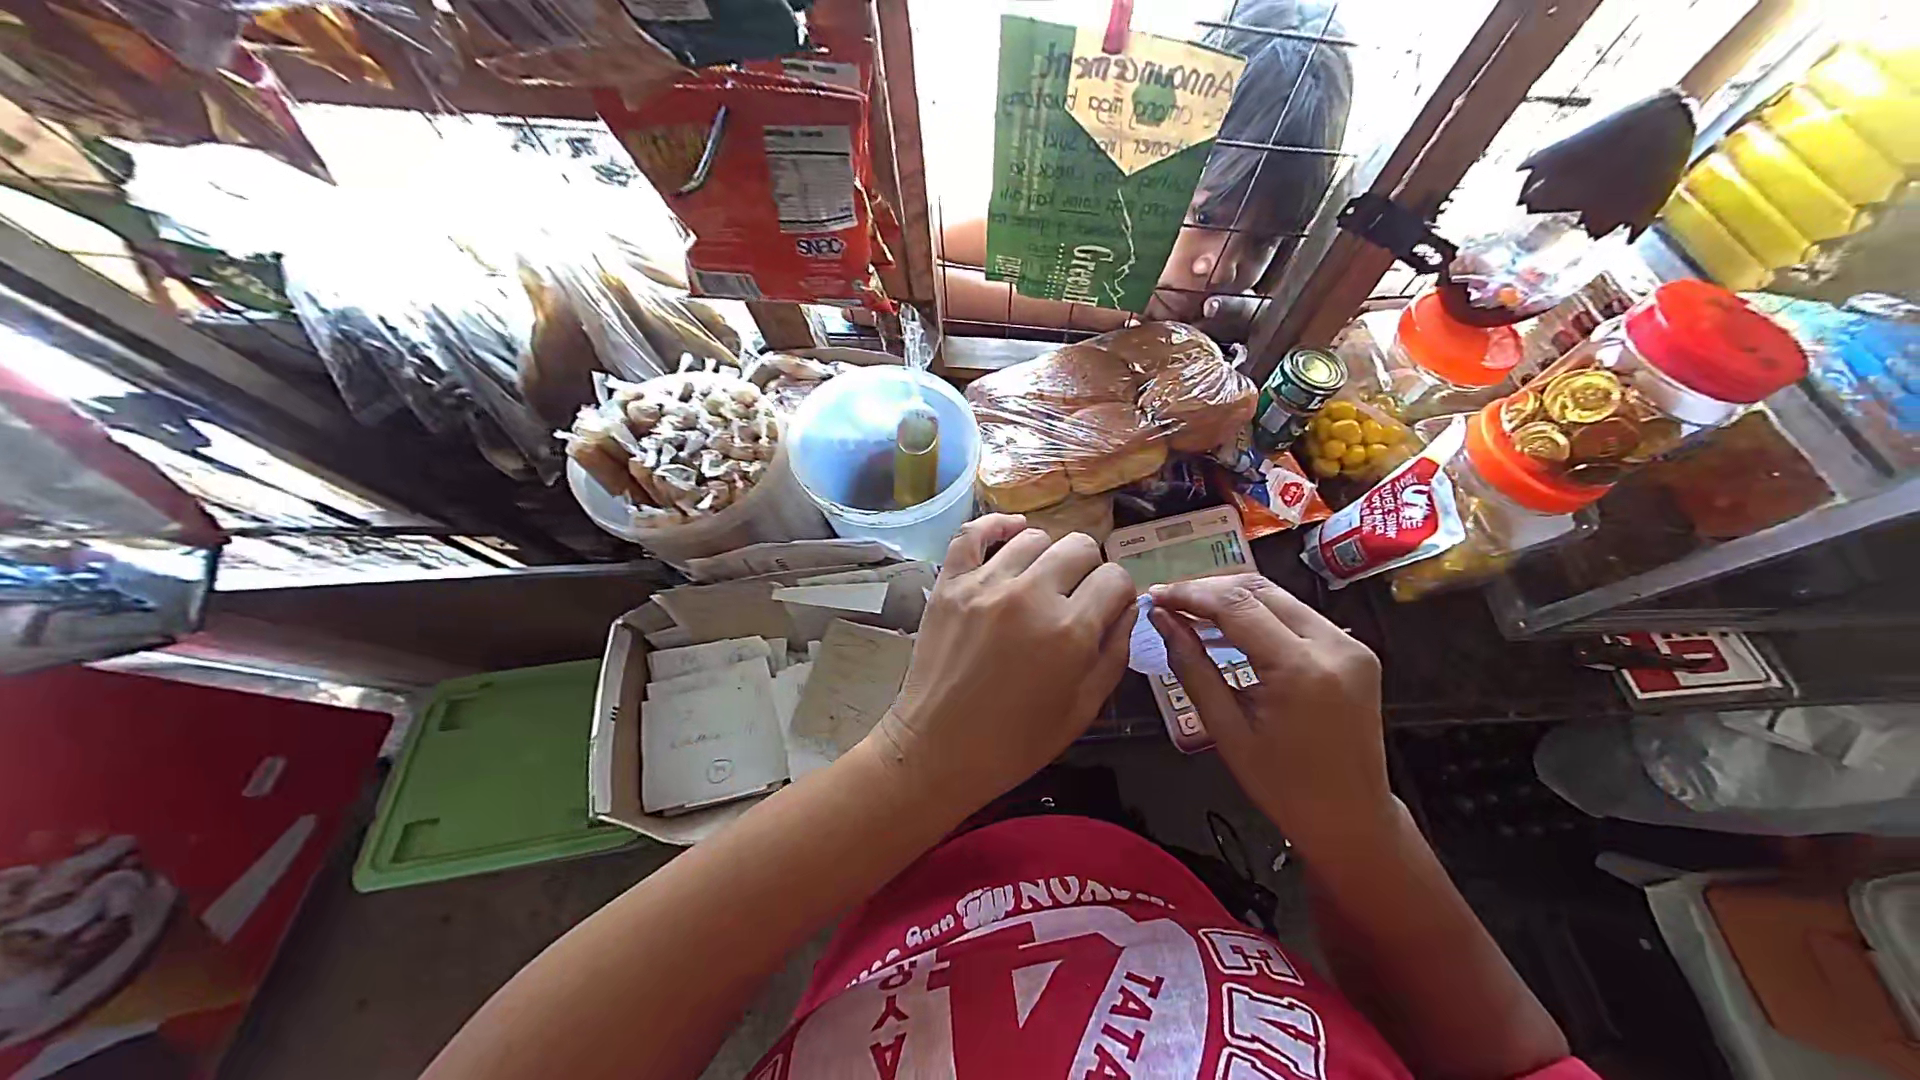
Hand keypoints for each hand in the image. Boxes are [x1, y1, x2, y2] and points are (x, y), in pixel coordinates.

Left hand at [869, 514, 1136, 806]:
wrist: (939, 749)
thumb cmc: (1016, 741)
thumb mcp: (1084, 707)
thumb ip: (1115, 652)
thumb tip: (1128, 609)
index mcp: (1070, 630)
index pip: (1115, 578)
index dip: (1119, 593)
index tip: (1109, 608)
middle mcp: (1030, 595)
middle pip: (1080, 546)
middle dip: (1090, 569)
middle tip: (1077, 596)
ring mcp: (984, 584)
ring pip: (1033, 537)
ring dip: (1048, 555)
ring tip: (1042, 580)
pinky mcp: (949, 583)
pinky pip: (973, 533)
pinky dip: (996, 525)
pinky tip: (1013, 532)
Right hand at [1149, 574, 1392, 851]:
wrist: (1351, 818)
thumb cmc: (1283, 785)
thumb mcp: (1225, 729)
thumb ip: (1192, 666)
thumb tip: (1162, 621)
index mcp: (1301, 670)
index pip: (1236, 605)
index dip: (1189, 595)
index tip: (1155, 598)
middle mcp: (1334, 646)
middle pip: (1259, 590)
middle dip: (1207, 589)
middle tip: (1169, 602)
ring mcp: (1350, 645)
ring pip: (1278, 596)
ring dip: (1231, 597)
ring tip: (1190, 611)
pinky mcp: (1353, 650)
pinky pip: (1296, 615)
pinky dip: (1257, 613)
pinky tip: (1228, 627)